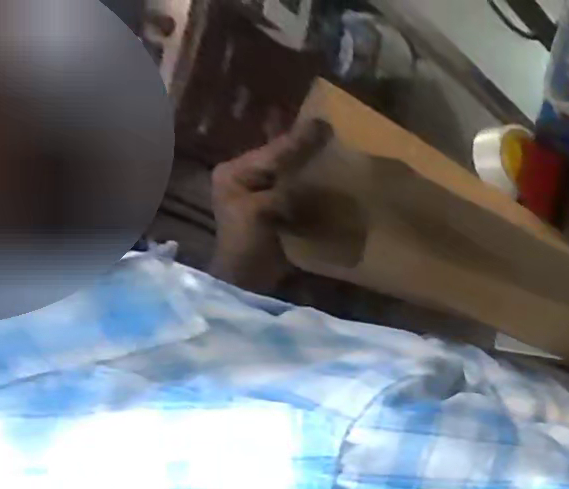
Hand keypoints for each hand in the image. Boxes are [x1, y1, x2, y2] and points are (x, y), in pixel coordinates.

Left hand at [207, 119, 332, 292]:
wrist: (246, 283)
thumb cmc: (245, 246)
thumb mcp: (258, 213)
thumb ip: (280, 195)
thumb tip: (305, 191)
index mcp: (235, 174)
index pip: (273, 153)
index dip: (299, 140)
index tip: (323, 125)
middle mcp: (245, 182)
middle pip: (280, 162)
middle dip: (303, 152)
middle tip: (329, 137)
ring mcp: (260, 202)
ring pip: (289, 179)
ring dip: (310, 172)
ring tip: (332, 160)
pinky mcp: (275, 221)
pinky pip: (296, 200)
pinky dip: (312, 195)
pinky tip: (329, 192)